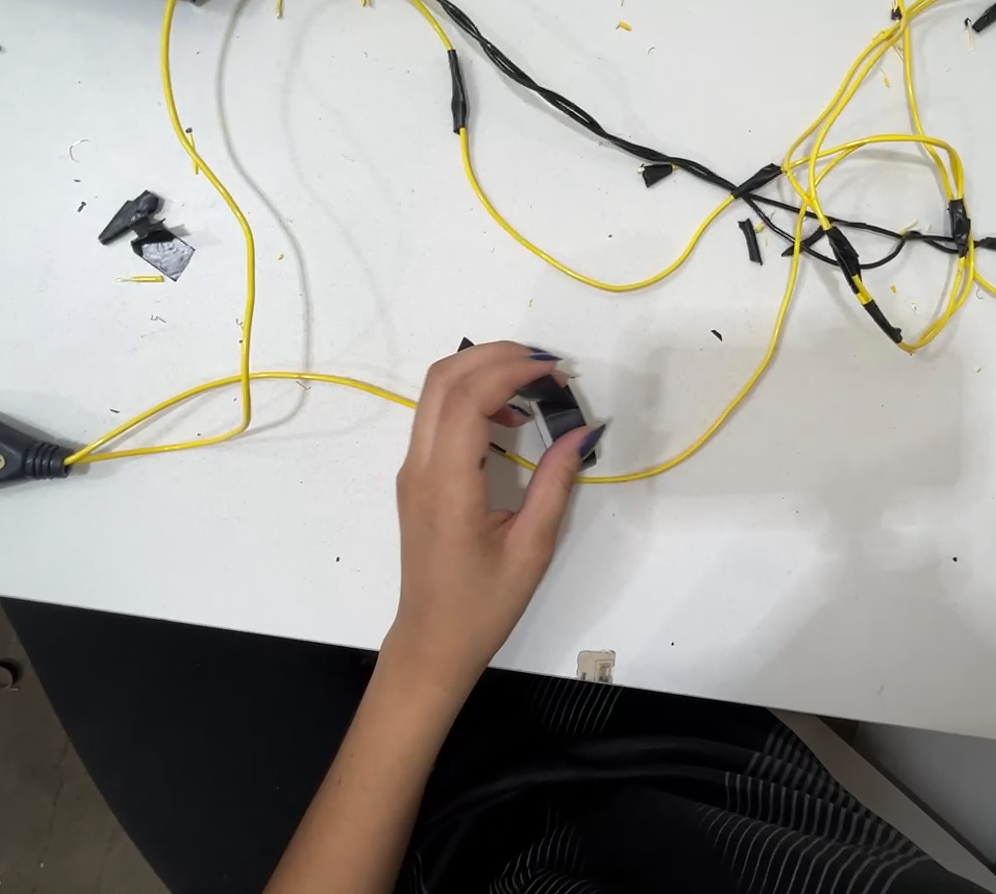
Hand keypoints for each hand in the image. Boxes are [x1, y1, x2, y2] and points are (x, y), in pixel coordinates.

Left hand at [386, 342, 597, 691]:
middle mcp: (419, 465)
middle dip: (497, 355)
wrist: (431, 641)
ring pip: (436, 390)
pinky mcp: (416, 474)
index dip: (513, 370)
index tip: (557, 372)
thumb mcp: (533, 547)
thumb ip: (557, 482)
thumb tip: (584, 429)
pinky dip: (473, 395)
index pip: (468, 397)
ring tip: (536, 383)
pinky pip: (438, 414)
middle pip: (444, 377)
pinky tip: (511, 418)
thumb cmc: (484, 604)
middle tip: (548, 365)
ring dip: (483, 370)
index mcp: (447, 484)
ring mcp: (412, 467)